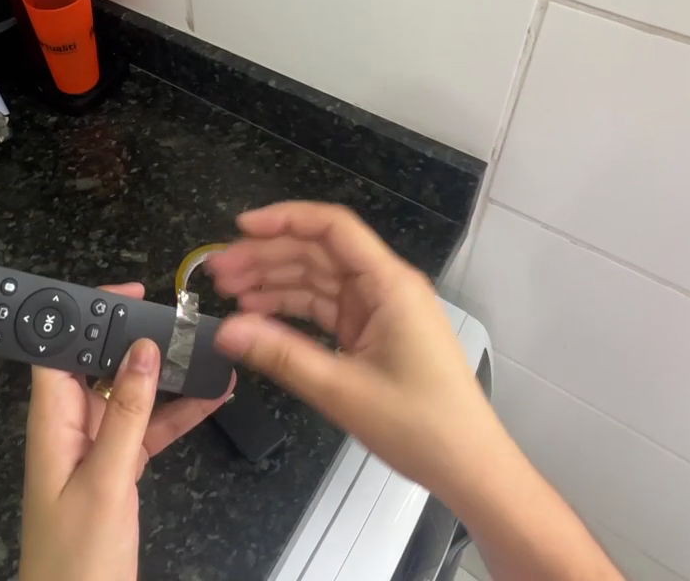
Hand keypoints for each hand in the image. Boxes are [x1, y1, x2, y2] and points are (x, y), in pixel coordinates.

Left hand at [19, 283, 230, 580]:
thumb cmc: (76, 558)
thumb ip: (126, 415)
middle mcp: (71, 423)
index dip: (84, 313)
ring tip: (203, 348)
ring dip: (164, 373)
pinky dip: (177, 412)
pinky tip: (211, 394)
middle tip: (178, 318)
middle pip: (100, 363)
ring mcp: (95, 446)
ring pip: (131, 393)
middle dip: (135, 337)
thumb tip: (141, 348)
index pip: (59, 346)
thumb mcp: (105, 482)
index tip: (126, 294)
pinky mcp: (118, 468)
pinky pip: (148, 427)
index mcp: (52, 419)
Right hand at [205, 203, 491, 501]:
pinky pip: (325, 307)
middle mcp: (383, 285)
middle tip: (218, 271)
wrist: (472, 469)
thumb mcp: (342, 391)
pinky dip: (291, 308)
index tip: (241, 228)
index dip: (285, 219)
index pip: (332, 227)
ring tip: (228, 292)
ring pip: (317, 278)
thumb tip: (225, 332)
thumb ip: (281, 356)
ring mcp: (378, 308)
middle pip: (317, 252)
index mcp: (388, 283)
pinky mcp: (372, 330)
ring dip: (273, 281)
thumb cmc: (419, 426)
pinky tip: (257, 315)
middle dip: (267, 256)